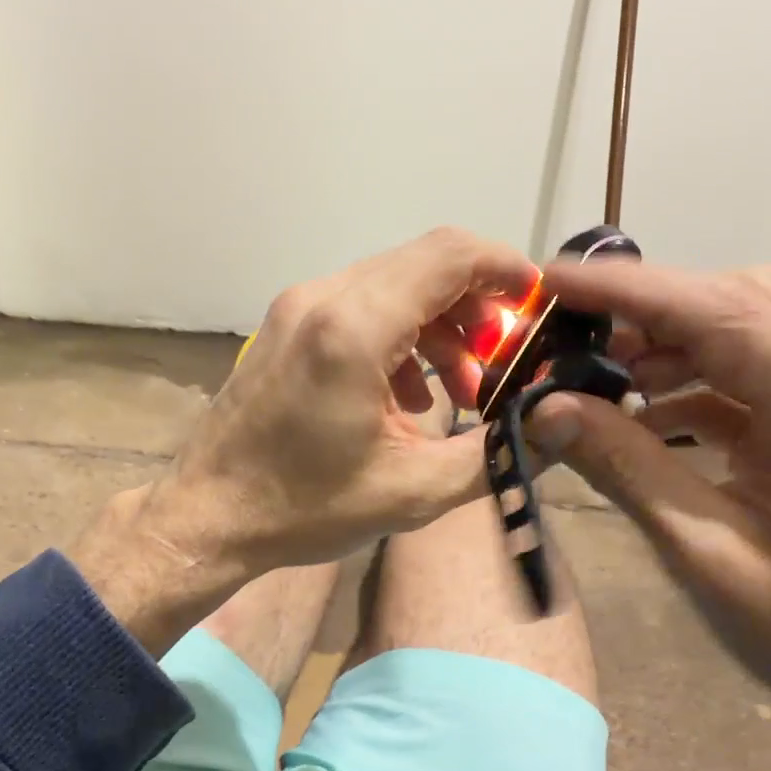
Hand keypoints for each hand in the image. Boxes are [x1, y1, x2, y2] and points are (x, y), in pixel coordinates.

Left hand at [69, 228, 533, 651]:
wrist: (209, 515)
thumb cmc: (305, 508)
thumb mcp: (414, 491)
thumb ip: (497, 452)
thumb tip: (560, 419)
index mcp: (353, 328)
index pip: (449, 255)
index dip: (505, 267)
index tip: (536, 304)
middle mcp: (321, 299)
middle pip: (422, 265)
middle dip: (475, 306)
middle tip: (499, 365)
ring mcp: (294, 309)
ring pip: (389, 284)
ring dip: (437, 325)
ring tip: (460, 388)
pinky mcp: (281, 328)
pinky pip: (356, 307)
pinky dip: (397, 335)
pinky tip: (406, 397)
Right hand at [527, 261, 770, 770]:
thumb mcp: (709, 557)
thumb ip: (626, 469)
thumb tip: (543, 408)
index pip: (728, 314)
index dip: (632, 290)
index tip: (553, 279)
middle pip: (748, 303)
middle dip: (648, 308)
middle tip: (566, 332)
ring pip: (758, 330)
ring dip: (673, 342)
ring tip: (598, 376)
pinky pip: (765, 375)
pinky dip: (699, 381)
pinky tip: (648, 414)